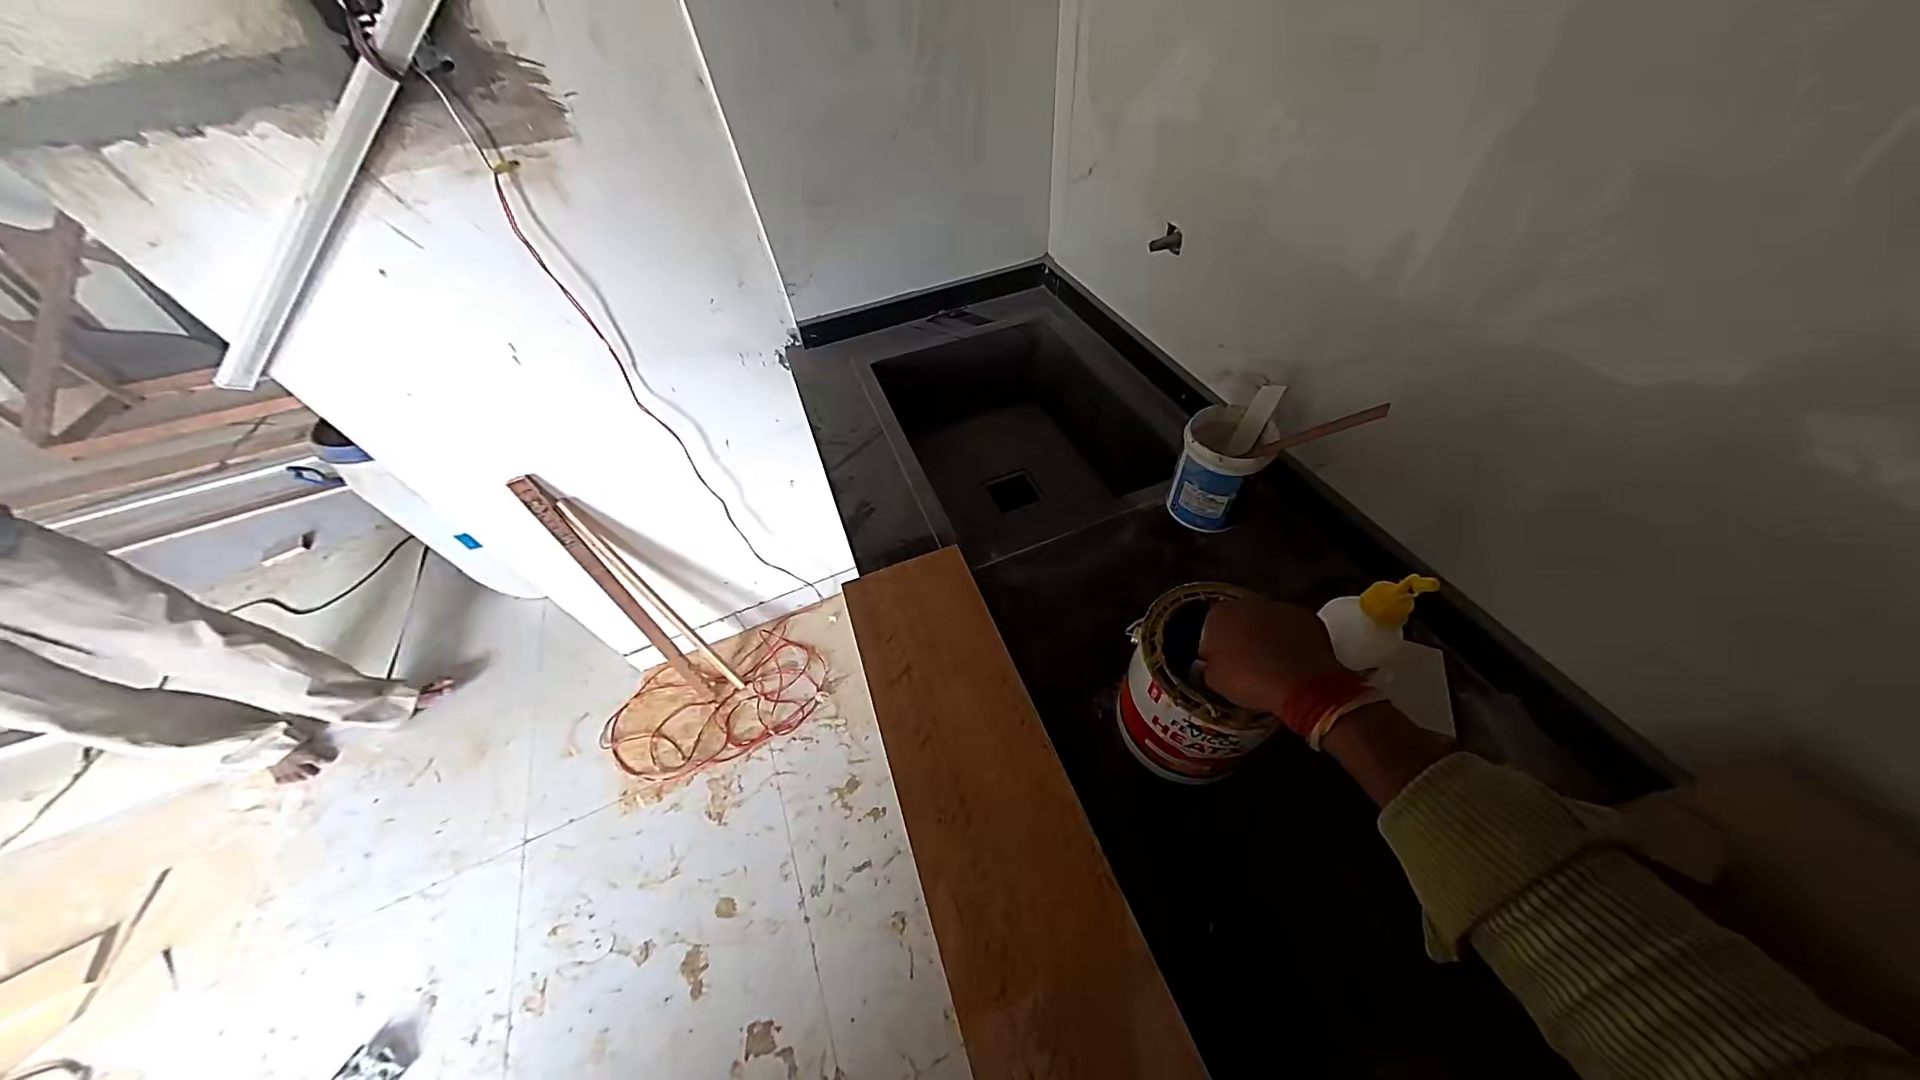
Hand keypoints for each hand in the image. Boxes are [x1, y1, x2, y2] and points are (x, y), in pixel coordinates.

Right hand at [1195, 598, 1351, 713]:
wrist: (1302, 687)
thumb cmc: (1250, 682)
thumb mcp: (1213, 680)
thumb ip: (1208, 663)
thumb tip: (1211, 661)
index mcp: (1220, 614)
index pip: (1209, 628)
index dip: (1214, 647)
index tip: (1220, 664)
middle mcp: (1249, 602)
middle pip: (1239, 619)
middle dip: (1240, 636)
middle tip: (1245, 663)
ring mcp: (1281, 607)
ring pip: (1267, 621)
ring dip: (1266, 635)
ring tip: (1271, 663)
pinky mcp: (1309, 617)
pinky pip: (1292, 628)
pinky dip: (1290, 639)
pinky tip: (1291, 660)